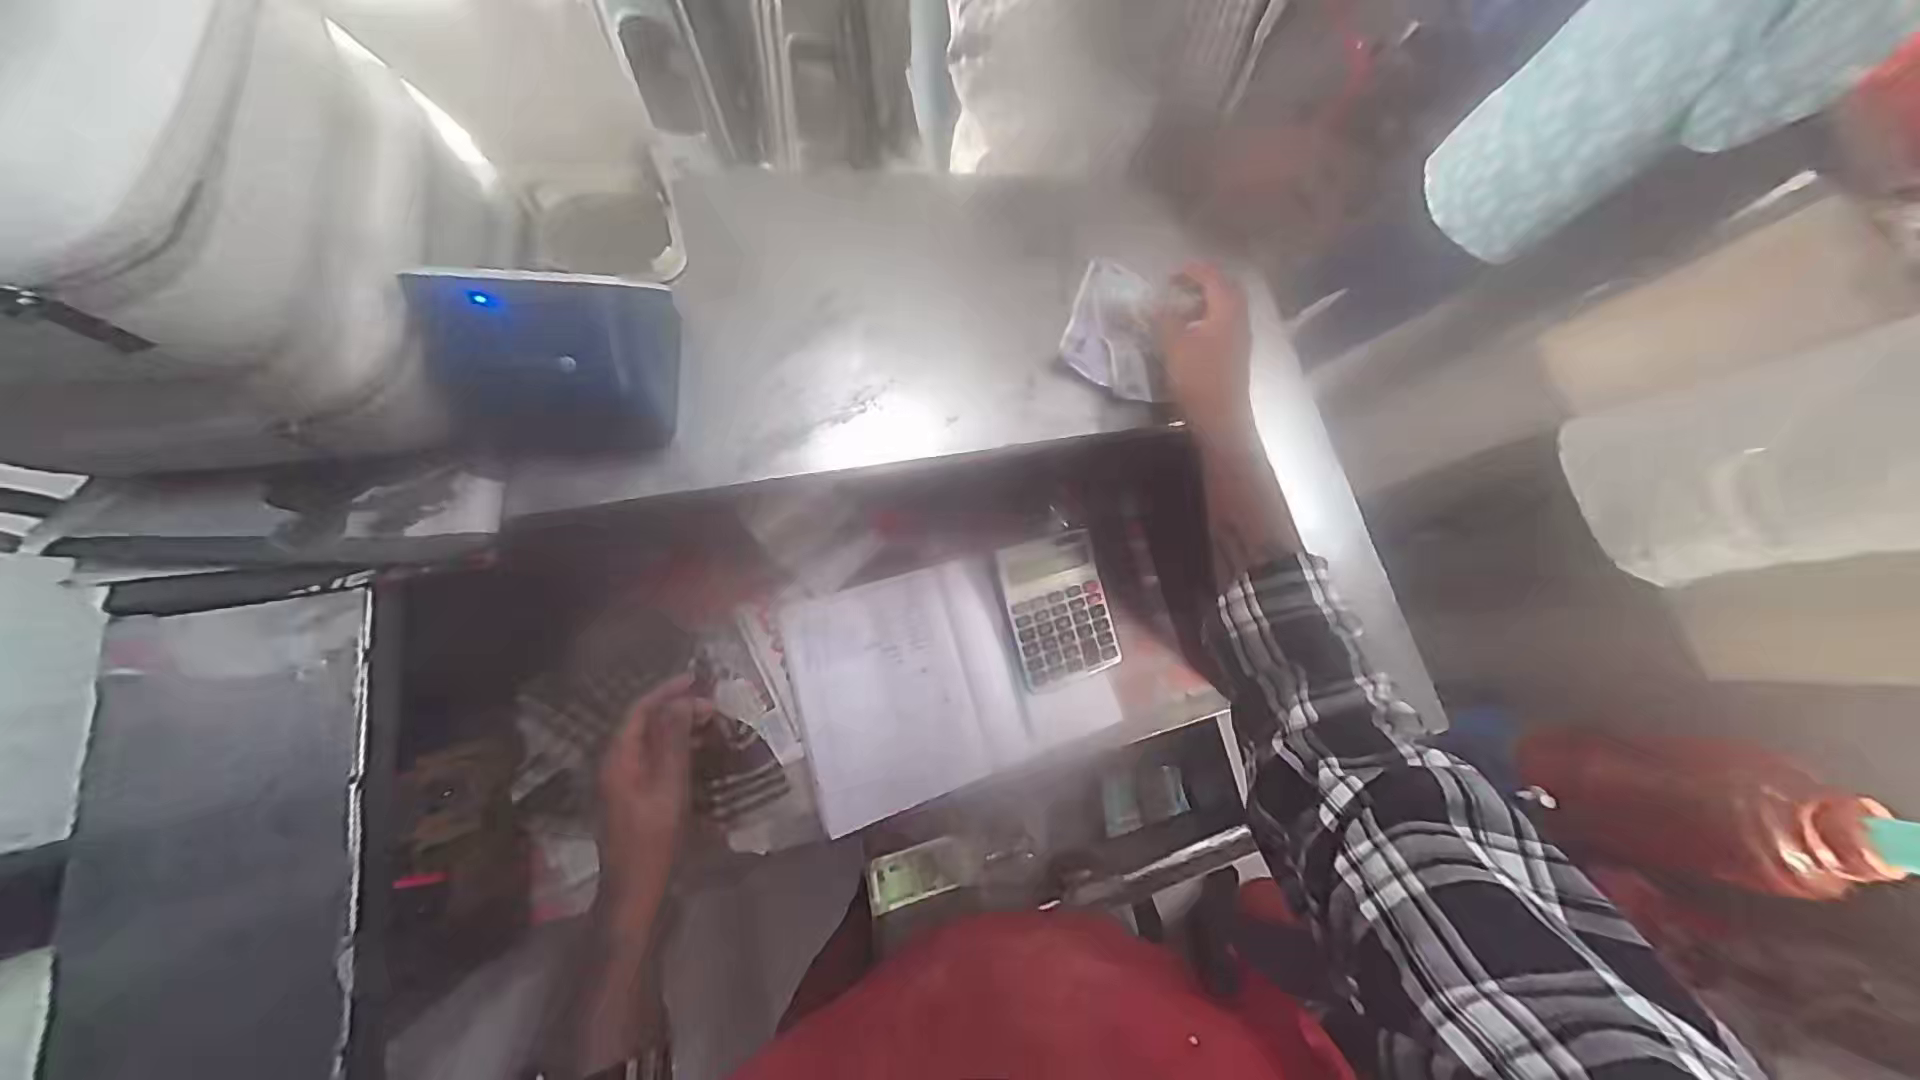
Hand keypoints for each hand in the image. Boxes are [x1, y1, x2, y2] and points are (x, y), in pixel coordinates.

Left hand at [596, 673, 709, 911]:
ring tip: (713, 723)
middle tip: (714, 704)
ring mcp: (626, 783)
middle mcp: (617, 765)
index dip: (667, 691)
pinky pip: (658, 761)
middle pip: (646, 724)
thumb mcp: (669, 784)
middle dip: (679, 709)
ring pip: (654, 742)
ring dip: (681, 728)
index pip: (640, 711)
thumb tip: (684, 701)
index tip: (697, 678)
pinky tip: (702, 752)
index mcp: (619, 758)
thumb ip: (674, 739)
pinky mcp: (637, 798)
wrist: (636, 891)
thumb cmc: (654, 837)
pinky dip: (680, 749)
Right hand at [1157, 260, 1252, 430]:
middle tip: (1179, 286)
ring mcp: (1239, 337)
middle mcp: (1239, 318)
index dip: (1192, 270)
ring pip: (1224, 308)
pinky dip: (1206, 318)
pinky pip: (1222, 324)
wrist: (1220, 417)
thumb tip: (1155, 303)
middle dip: (1203, 282)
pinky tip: (1189, 331)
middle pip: (1225, 289)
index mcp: (1227, 309)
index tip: (1170, 273)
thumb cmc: (1198, 378)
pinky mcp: (1234, 354)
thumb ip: (1164, 319)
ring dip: (1204, 302)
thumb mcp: (1175, 345)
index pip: (1213, 277)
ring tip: (1180, 308)